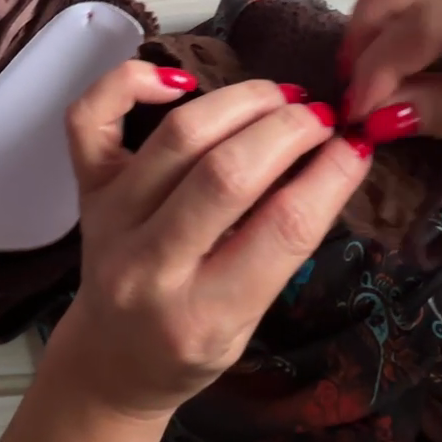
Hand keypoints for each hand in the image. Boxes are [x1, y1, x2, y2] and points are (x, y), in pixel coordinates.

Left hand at [43, 61, 372, 419]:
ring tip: (279, 97)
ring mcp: (108, 219)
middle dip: (288, 130)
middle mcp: (147, 266)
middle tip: (320, 116)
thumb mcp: (251, 319)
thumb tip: (335, 154)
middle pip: (226, 174)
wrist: (112, 361)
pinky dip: (130, 81)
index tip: (356, 143)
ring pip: (177, 136)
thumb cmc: (192, 343)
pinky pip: (91, 115)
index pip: (280, 230)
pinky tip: (179, 80)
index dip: (329, 175)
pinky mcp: (85, 186)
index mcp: (202, 316)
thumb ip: (282, 244)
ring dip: (240, 101)